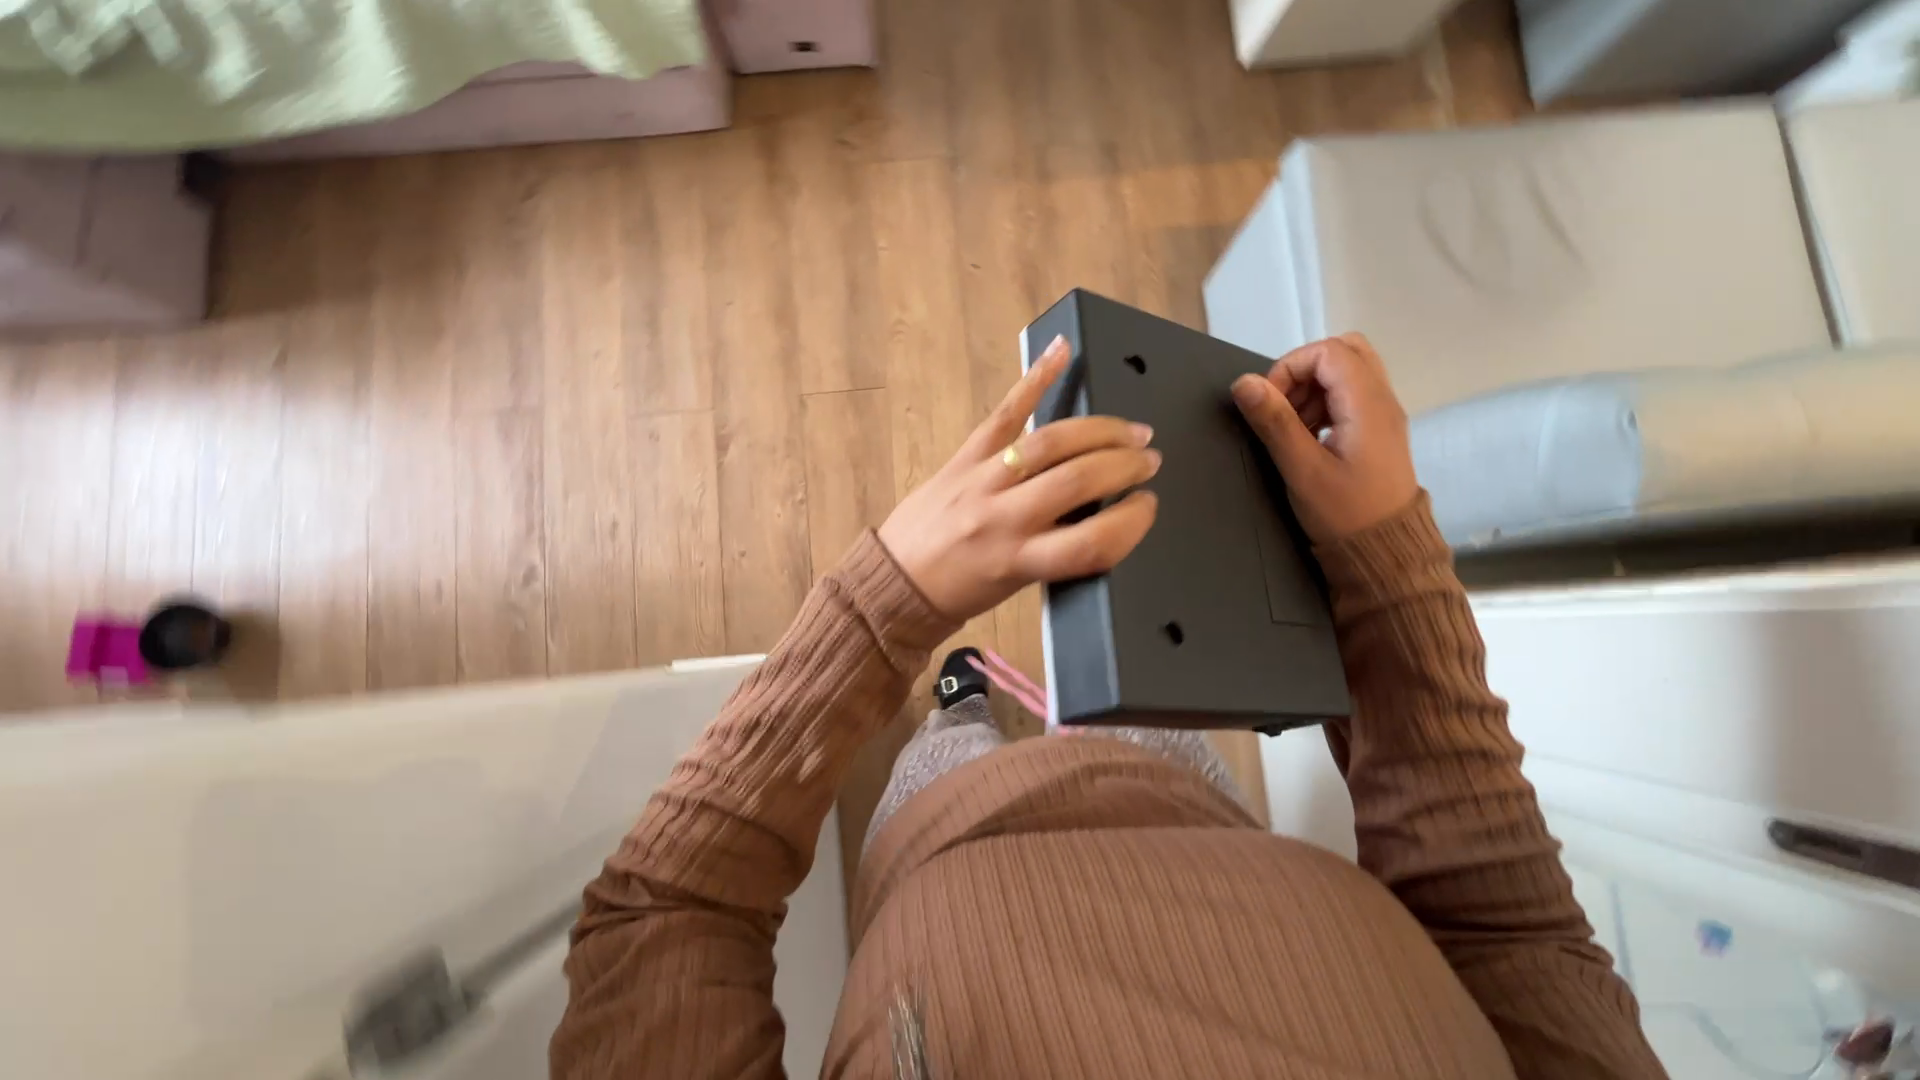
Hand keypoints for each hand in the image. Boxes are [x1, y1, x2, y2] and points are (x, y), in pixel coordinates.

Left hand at [878, 336, 1160, 620]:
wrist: (896, 581)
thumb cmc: (961, 589)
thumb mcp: (1017, 582)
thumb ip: (1058, 550)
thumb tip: (1105, 513)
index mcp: (1019, 561)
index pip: (1093, 543)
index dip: (1133, 523)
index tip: (1147, 507)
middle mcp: (1003, 518)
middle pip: (1079, 482)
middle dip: (1125, 465)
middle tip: (1150, 460)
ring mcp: (982, 481)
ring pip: (1050, 443)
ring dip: (1100, 431)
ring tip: (1131, 430)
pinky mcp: (964, 457)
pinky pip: (1005, 414)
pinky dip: (1036, 378)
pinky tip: (1063, 350)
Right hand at [1231, 333, 1417, 543]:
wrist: (1385, 552)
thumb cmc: (1344, 512)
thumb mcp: (1302, 469)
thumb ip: (1274, 422)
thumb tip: (1243, 382)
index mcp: (1368, 404)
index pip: (1329, 352)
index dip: (1290, 366)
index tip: (1270, 401)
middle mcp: (1382, 400)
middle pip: (1345, 352)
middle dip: (1304, 371)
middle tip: (1282, 405)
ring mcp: (1384, 415)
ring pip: (1348, 372)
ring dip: (1312, 388)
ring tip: (1292, 426)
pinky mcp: (1378, 431)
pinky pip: (1351, 396)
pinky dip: (1324, 404)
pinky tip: (1308, 436)